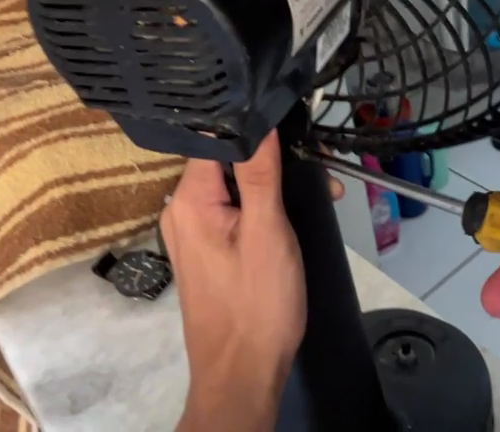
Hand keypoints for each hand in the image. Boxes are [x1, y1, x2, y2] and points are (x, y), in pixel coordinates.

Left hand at [162, 133, 305, 431]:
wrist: (243, 377)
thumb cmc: (256, 303)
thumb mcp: (266, 230)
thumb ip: (260, 172)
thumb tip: (259, 120)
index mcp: (188, 199)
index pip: (215, 137)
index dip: (252, 125)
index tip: (290, 121)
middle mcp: (182, 209)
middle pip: (227, 159)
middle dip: (272, 157)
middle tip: (316, 161)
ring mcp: (193, 230)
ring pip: (235, 184)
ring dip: (274, 182)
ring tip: (317, 188)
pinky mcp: (208, 247)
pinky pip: (234, 209)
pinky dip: (264, 205)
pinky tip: (296, 211)